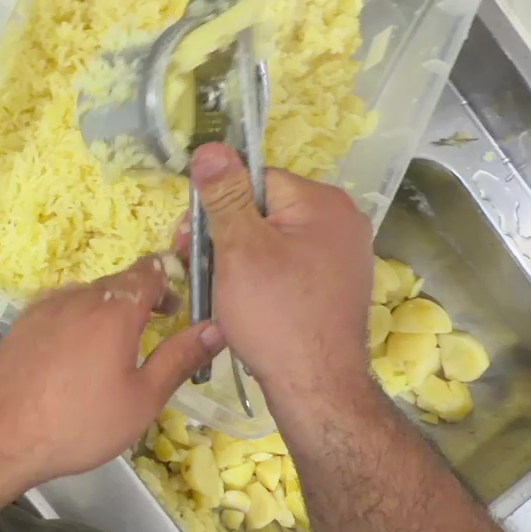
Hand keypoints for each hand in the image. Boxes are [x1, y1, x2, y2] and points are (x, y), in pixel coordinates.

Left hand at [0, 256, 223, 489]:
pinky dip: (76, 323)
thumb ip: (179, 358)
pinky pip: (59, 311)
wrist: (0, 438)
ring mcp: (43, 308)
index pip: (149, 270)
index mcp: (113, 309)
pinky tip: (75, 358)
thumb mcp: (141, 399)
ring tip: (113, 351)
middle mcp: (77, 297)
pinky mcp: (20, 324)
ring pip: (86, 297)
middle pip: (117, 284)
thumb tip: (215, 328)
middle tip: (153, 332)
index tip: (179, 303)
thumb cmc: (79, 424)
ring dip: (106, 312)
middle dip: (140, 300)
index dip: (169, 279)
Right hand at [187, 143, 374, 405]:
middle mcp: (341, 222)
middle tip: (196, 269)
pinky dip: (260, 280)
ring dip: (237, 260)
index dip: (217, 207)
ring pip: (272, 242)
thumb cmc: (275, 314)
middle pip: (263, 211)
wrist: (315, 384)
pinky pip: (286, 268)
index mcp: (322, 203)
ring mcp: (341, 257)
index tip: (189, 240)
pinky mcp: (333, 287)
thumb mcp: (239, 250)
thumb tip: (210, 147)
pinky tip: (244, 304)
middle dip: (225, 236)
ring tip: (218, 291)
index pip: (256, 182)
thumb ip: (224, 196)